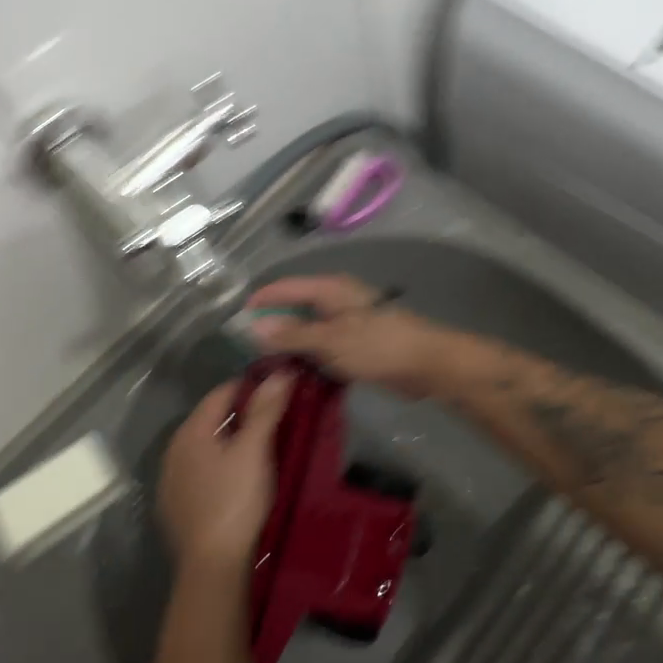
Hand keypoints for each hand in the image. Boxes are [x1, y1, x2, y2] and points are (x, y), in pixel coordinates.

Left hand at [158, 375, 291, 568]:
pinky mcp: (175, 508)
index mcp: (189, 432)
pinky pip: (200, 475)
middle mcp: (173, 451)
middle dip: (241, 416)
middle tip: (275, 421)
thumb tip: (279, 373)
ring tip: (260, 451)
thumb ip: (265, 410)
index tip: (277, 391)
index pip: (220, 394)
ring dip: (229, 444)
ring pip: (205, 449)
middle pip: (211, 421)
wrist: (212, 564)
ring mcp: (170, 482)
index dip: (250, 388)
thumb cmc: (235, 500)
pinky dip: (218, 469)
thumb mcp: (254, 451)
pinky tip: (236, 482)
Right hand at [246, 276, 458, 400]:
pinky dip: (311, 357)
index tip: (235, 320)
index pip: (285, 287)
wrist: (427, 364)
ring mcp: (348, 323)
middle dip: (273, 326)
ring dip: (292, 345)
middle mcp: (337, 301)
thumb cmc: (379, 345)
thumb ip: (292, 334)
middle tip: (247, 350)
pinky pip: (324, 347)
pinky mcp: (357, 345)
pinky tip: (298, 374)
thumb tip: (255, 327)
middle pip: (296, 308)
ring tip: (266, 365)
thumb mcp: (331, 340)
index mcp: (330, 289)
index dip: (261, 301)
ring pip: (310, 330)